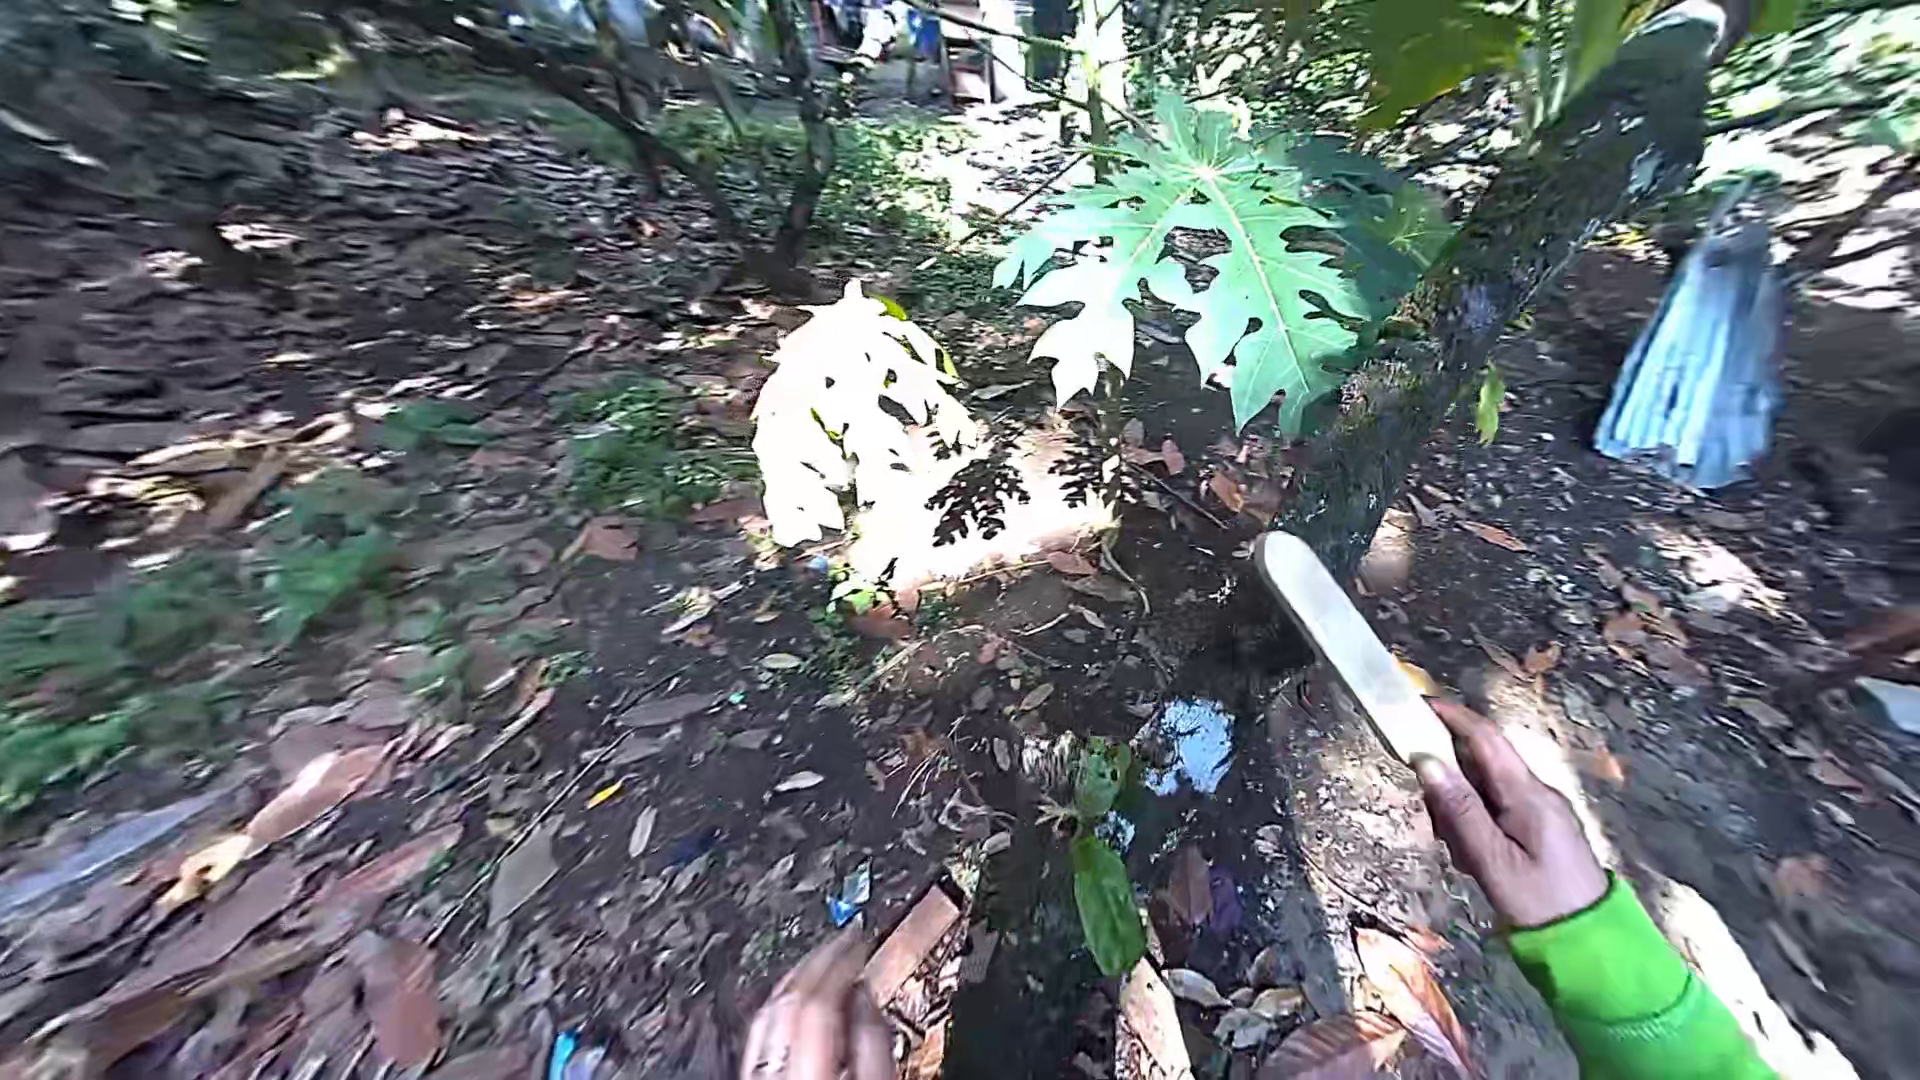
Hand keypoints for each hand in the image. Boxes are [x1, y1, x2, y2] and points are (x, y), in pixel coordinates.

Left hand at [741, 929, 894, 1079]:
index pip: (819, 999)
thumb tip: (866, 990)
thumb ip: (873, 1043)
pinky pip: (761, 1028)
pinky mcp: (753, 1077)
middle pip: (790, 997)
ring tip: (827, 952)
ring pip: (771, 1009)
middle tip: (847, 933)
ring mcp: (758, 1074)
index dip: (841, 960)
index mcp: (811, 1072)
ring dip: (800, 972)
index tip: (860, 937)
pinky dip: (783, 998)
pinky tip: (800, 989)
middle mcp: (775, 1071)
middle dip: (821, 956)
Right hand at [1413, 701, 1608, 927]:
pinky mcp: (1537, 826)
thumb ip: (1457, 807)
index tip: (1415, 703)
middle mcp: (1536, 793)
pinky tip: (1471, 852)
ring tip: (1459, 848)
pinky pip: (1491, 804)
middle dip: (1446, 778)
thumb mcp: (1490, 857)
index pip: (1486, 737)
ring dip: (1457, 806)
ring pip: (1479, 785)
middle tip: (1436, 818)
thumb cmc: (1539, 902)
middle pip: (1477, 761)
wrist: (1594, 950)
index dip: (1451, 715)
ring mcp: (1539, 809)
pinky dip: (1470, 819)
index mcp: (1528, 795)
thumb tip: (1425, 759)